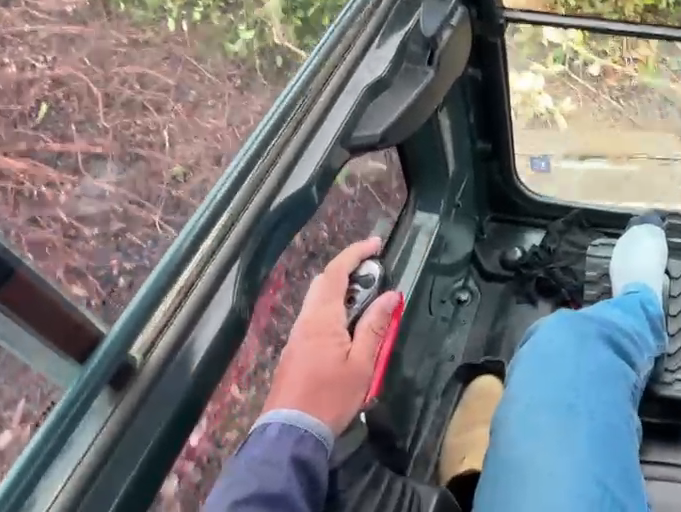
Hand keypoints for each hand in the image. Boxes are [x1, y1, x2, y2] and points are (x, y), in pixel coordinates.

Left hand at [261, 236, 402, 435]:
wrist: (290, 436)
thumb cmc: (329, 398)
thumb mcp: (362, 364)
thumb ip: (375, 326)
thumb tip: (391, 295)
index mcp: (322, 319)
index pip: (336, 273)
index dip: (355, 253)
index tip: (376, 245)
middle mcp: (305, 322)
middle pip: (324, 283)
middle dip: (348, 270)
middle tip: (375, 274)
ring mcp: (296, 338)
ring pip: (318, 301)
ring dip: (341, 293)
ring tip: (367, 303)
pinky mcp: (294, 353)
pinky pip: (314, 319)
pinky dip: (333, 310)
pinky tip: (348, 329)